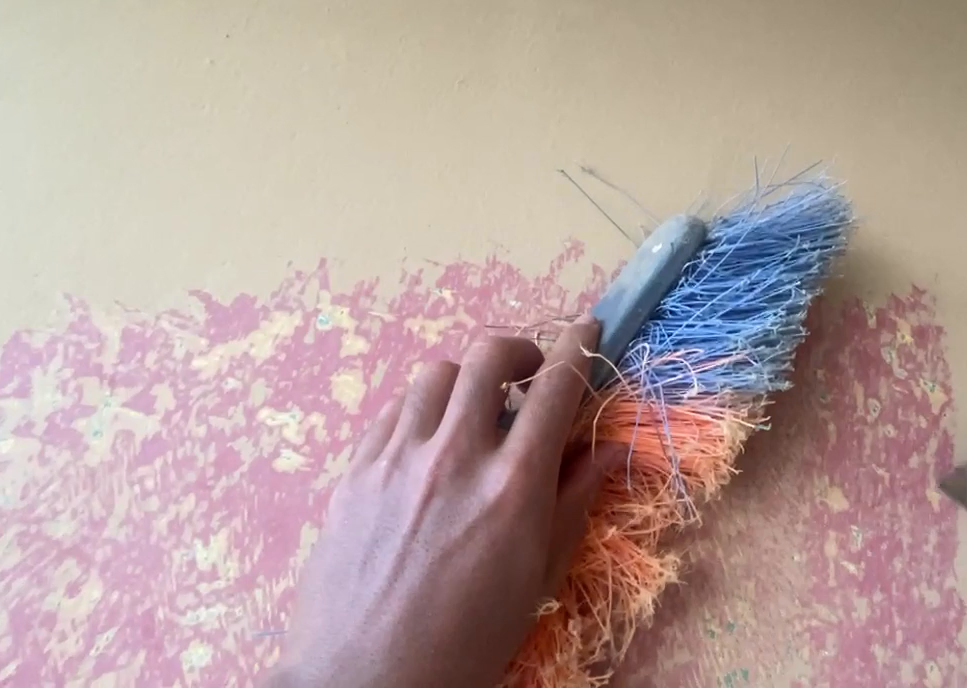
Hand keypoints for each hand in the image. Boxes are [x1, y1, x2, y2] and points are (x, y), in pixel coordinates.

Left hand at [270, 316, 618, 687]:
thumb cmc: (470, 637)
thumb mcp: (539, 574)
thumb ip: (576, 498)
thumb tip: (612, 447)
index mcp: (513, 484)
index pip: (556, 385)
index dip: (578, 346)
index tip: (587, 329)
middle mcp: (456, 456)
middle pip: (489, 356)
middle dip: (519, 350)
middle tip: (525, 375)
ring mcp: (397, 460)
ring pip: (436, 373)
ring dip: (466, 381)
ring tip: (470, 413)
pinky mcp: (354, 473)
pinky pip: (392, 411)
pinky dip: (420, 412)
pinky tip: (425, 445)